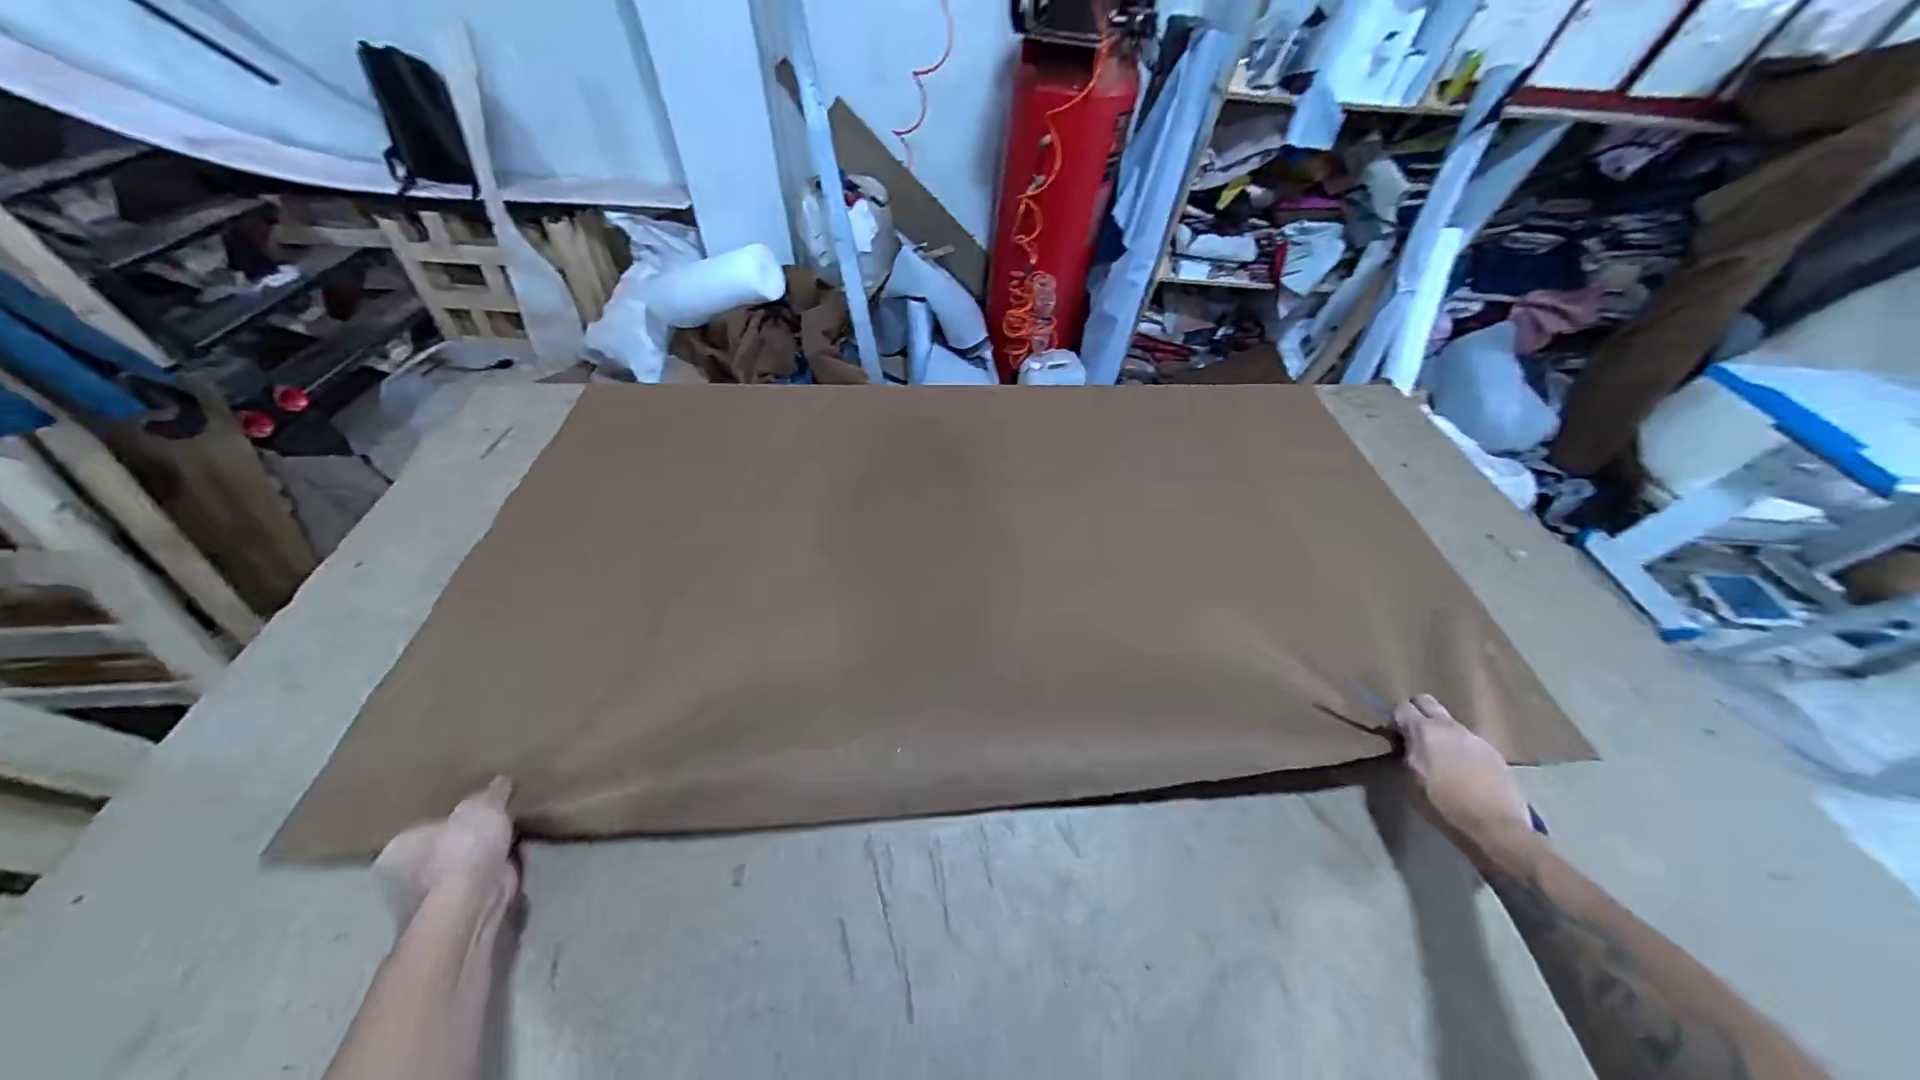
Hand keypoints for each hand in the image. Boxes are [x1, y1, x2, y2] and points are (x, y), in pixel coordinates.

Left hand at [371, 777, 517, 925]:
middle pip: (443, 848)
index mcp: (398, 848)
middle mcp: (404, 876)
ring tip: (512, 837)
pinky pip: (479, 882)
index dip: (454, 817)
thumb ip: (491, 793)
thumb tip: (499, 782)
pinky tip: (513, 859)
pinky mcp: (456, 913)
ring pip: (461, 868)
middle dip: (468, 838)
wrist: (469, 904)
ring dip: (483, 857)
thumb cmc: (462, 849)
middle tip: (498, 821)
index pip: (426, 827)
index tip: (480, 808)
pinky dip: (495, 872)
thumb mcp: (482, 806)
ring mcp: (429, 899)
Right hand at [1392, 694, 1535, 846]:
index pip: (1402, 706)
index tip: (1394, 735)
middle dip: (1417, 712)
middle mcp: (1449, 727)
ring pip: (1451, 724)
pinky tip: (1465, 771)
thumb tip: (1406, 744)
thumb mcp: (1408, 779)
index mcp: (1423, 731)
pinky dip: (1462, 749)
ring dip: (1442, 734)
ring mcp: (1475, 738)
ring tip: (1443, 758)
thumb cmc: (1441, 804)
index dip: (1395, 718)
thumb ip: (1405, 753)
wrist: (1493, 826)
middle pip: (1427, 701)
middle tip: (1414, 736)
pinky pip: (1470, 742)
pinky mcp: (1495, 752)